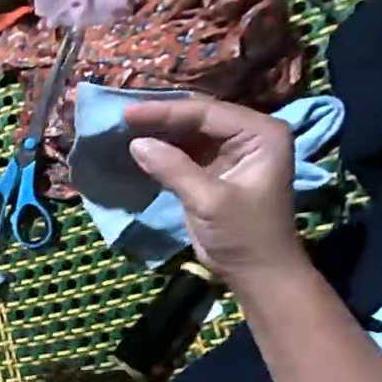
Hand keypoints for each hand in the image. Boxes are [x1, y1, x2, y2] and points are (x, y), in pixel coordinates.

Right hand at [125, 98, 307, 288]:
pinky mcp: (209, 168)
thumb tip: (135, 143)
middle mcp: (248, 136)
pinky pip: (180, 150)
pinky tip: (134, 145)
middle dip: (159, 117)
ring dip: (156, 131)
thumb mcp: (208, 200)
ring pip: (186, 132)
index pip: (207, 114)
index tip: (127, 113)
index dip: (165, 112)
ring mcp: (228, 152)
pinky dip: (158, 148)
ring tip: (121, 127)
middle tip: (120, 116)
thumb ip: (174, 169)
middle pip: (197, 117)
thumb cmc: (243, 234)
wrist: (254, 269)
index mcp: (261, 135)